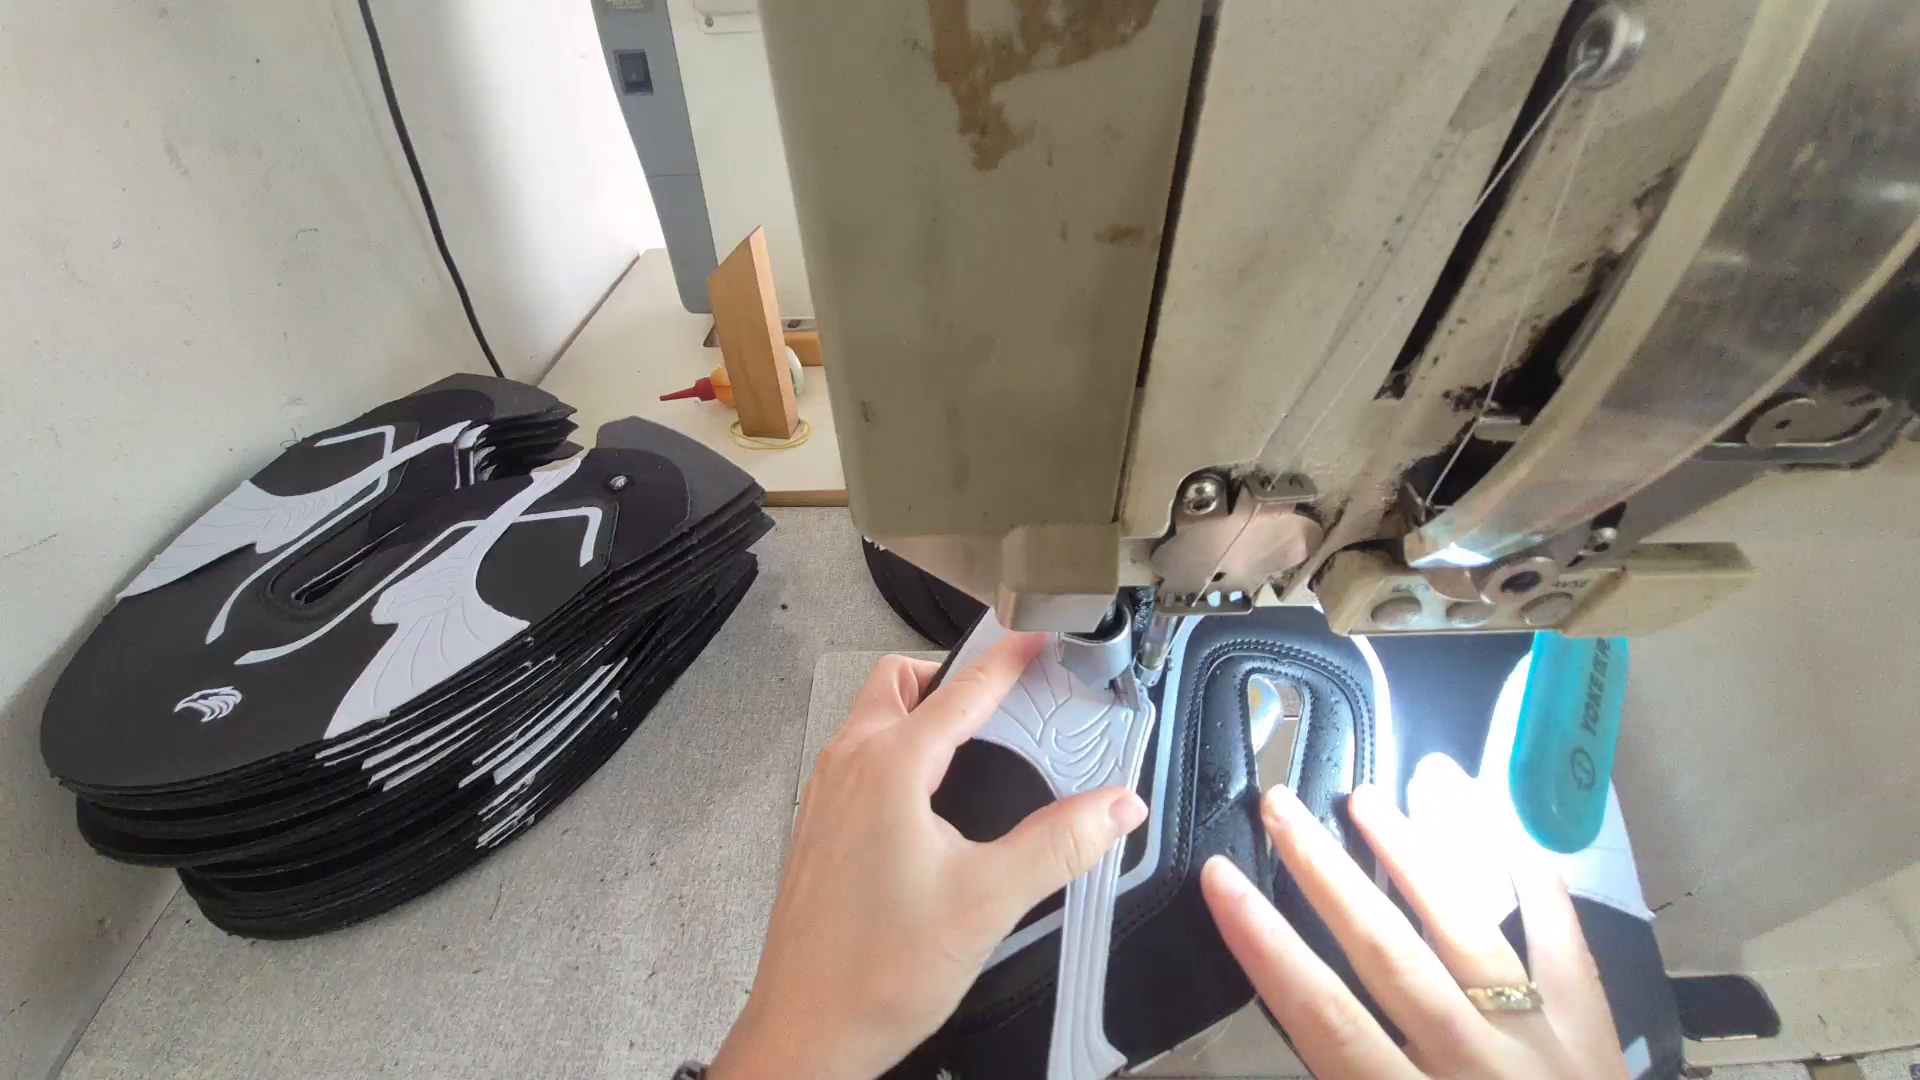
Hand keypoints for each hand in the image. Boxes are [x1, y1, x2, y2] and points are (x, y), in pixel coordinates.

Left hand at [711, 632, 1148, 1079]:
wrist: (805, 1032)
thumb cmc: (879, 969)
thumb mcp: (987, 899)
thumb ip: (1059, 842)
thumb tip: (1115, 807)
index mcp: (890, 765)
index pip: (962, 689)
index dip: (1007, 659)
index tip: (1033, 639)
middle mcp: (849, 763)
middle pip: (901, 680)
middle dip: (950, 674)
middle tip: (995, 697)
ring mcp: (826, 789)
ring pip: (874, 713)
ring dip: (920, 708)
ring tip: (968, 741)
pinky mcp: (818, 818)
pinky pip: (858, 750)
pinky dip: (896, 743)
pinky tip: (925, 793)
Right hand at [1202, 783, 1628, 1079]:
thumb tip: (1266, 1032)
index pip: (1327, 1017)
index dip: (1266, 944)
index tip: (1219, 876)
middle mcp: (1481, 1070)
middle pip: (1391, 955)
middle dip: (1326, 872)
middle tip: (1279, 803)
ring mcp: (1549, 1050)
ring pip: (1470, 935)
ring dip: (1412, 858)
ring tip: (1365, 797)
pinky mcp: (1599, 1041)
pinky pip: (1565, 950)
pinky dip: (1536, 885)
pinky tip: (1505, 829)